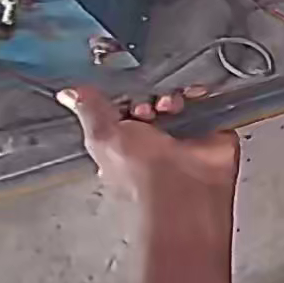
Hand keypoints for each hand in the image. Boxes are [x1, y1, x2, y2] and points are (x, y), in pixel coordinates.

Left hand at [56, 86, 239, 211]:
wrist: (184, 190)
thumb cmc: (140, 173)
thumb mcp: (103, 137)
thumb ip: (91, 112)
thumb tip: (68, 92)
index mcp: (126, 146)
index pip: (126, 113)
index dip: (126, 100)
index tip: (127, 99)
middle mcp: (157, 143)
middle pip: (155, 105)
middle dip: (151, 98)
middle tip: (151, 105)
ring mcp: (187, 139)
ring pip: (182, 103)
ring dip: (175, 96)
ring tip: (172, 105)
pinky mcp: (215, 135)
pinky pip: (211, 106)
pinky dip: (204, 97)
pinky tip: (196, 95)